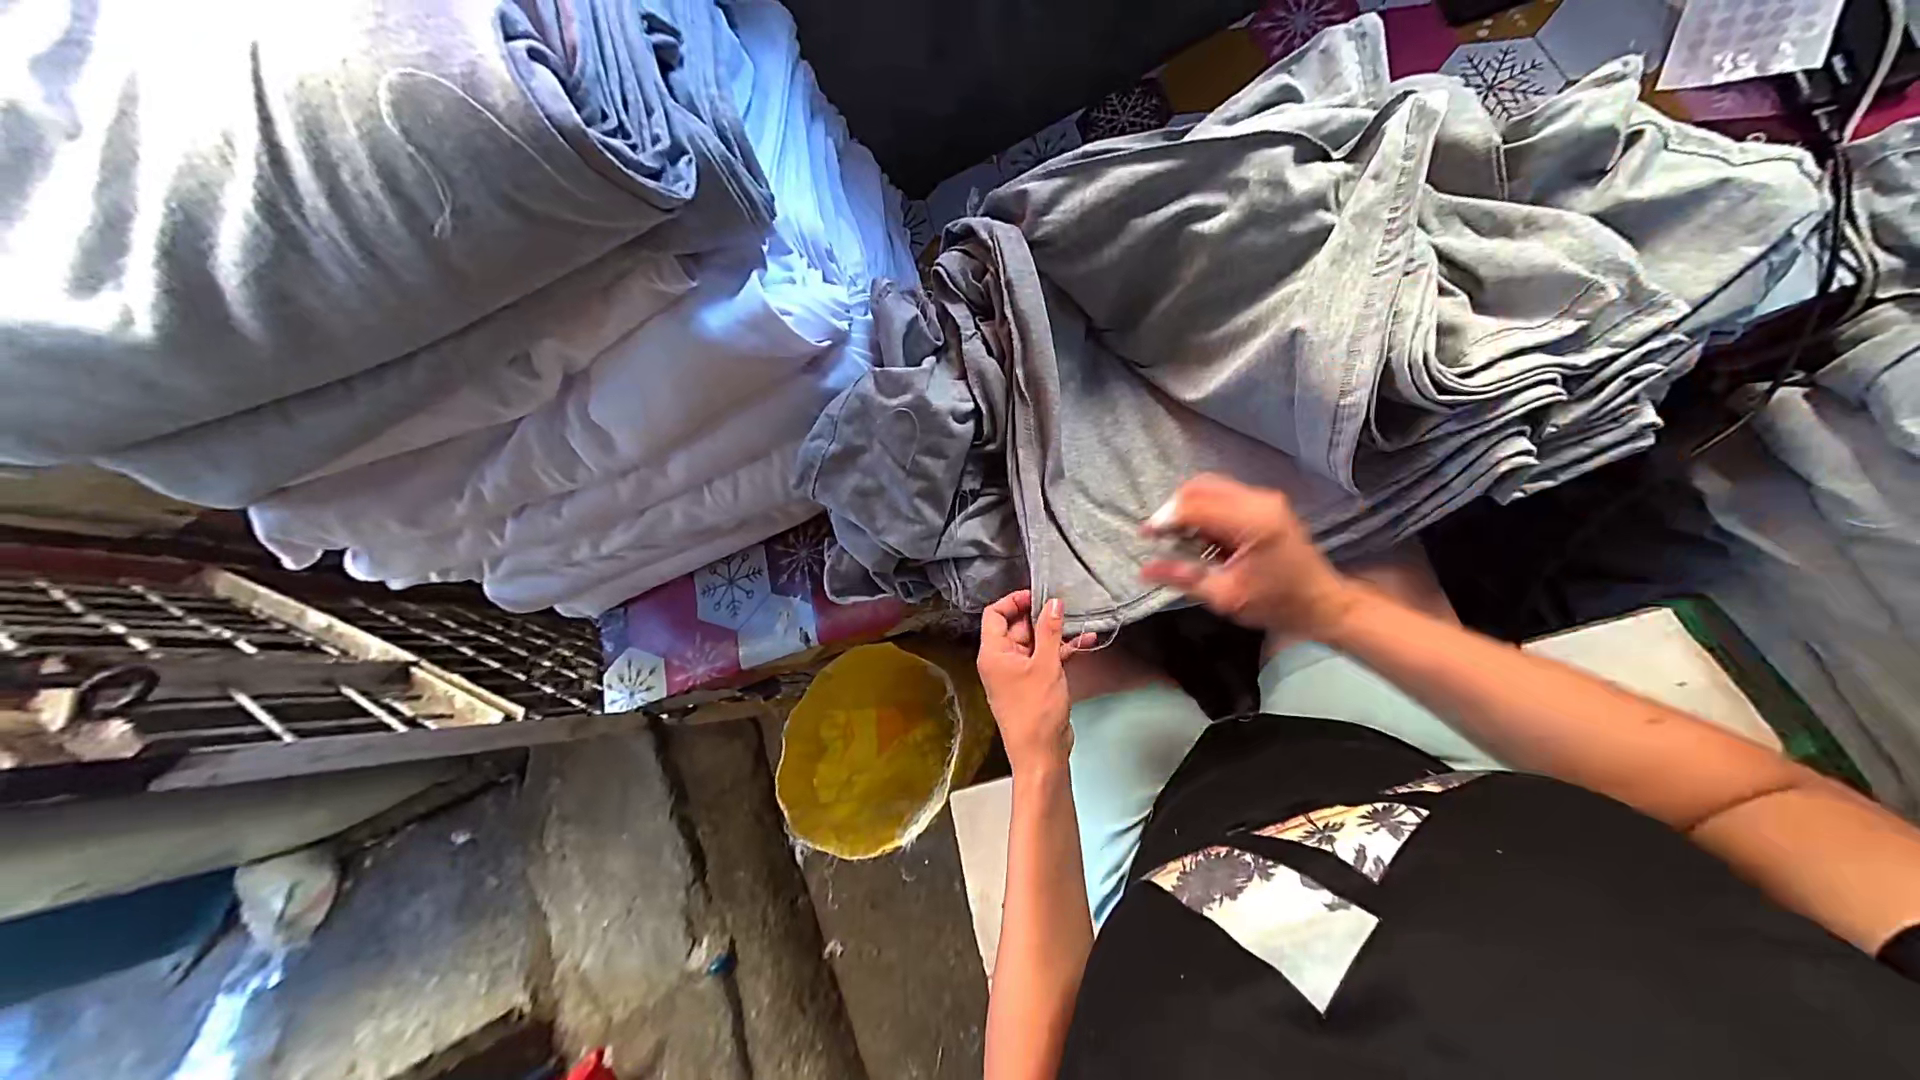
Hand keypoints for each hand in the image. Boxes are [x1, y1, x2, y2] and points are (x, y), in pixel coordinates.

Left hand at [977, 591, 1096, 774]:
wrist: (1042, 753)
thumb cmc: (1036, 711)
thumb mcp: (1045, 665)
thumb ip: (1049, 630)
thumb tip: (1052, 603)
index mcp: (993, 653)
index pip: (994, 614)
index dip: (1014, 601)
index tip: (1037, 594)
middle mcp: (1001, 661)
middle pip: (1016, 627)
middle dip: (1039, 615)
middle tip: (1063, 605)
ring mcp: (1018, 672)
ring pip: (1035, 642)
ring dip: (1055, 633)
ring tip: (1078, 620)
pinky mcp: (1034, 683)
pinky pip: (1045, 658)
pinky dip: (1062, 650)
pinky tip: (1085, 641)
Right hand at [1139, 473, 1359, 638]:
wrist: (1322, 603)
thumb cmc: (1277, 603)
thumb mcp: (1225, 596)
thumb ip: (1183, 577)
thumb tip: (1144, 570)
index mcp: (1253, 521)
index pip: (1195, 505)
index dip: (1166, 518)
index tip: (1145, 536)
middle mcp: (1259, 500)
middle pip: (1201, 486)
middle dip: (1174, 508)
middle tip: (1161, 535)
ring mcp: (1263, 498)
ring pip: (1210, 486)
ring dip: (1187, 507)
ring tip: (1179, 536)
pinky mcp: (1264, 503)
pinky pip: (1222, 494)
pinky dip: (1202, 508)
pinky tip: (1199, 534)